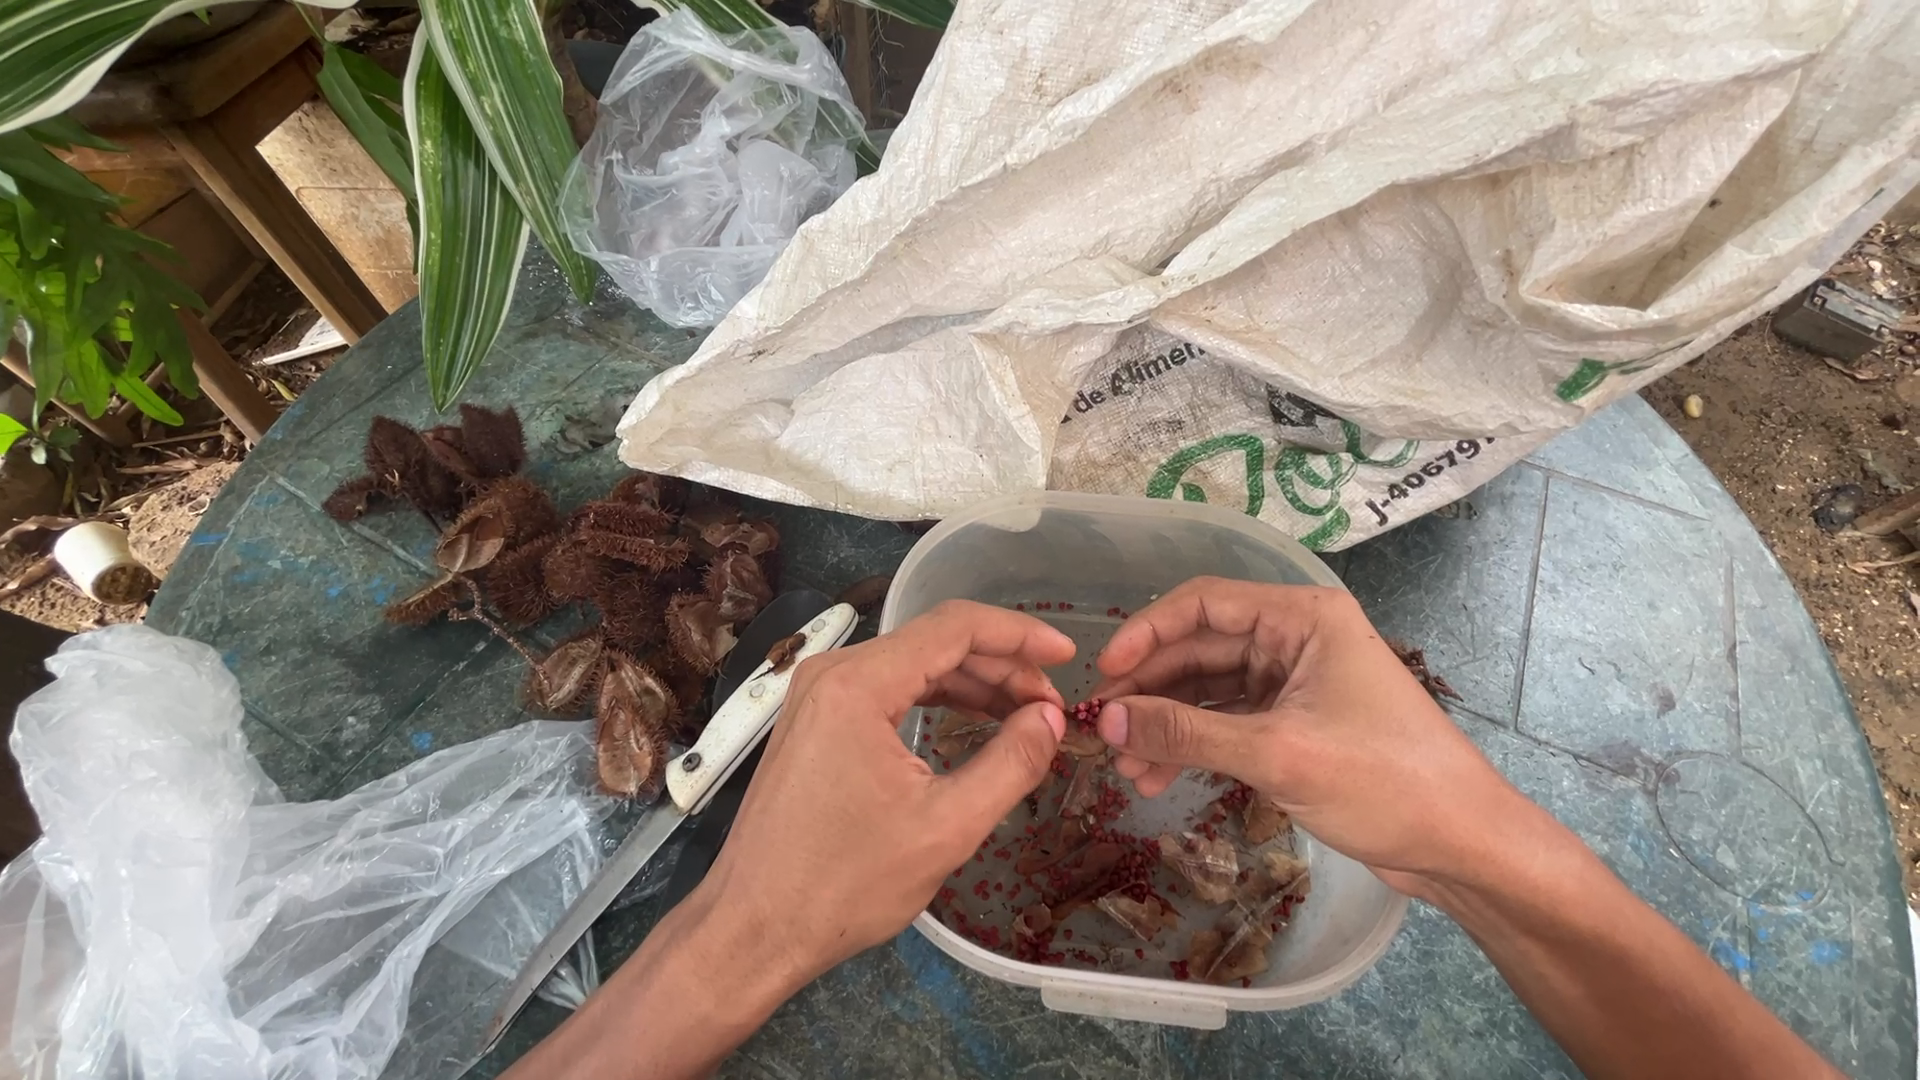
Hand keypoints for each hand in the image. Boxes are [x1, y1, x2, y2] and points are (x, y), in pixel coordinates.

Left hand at [696, 600, 1074, 982]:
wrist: (752, 927)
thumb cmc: (845, 884)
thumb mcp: (945, 827)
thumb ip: (1010, 763)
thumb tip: (1051, 719)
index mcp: (859, 682)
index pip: (955, 627)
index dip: (1019, 634)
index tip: (1068, 655)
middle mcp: (834, 670)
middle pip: (935, 641)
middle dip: (1001, 666)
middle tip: (1052, 705)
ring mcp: (821, 692)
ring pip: (914, 663)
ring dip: (973, 683)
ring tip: (1026, 714)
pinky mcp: (818, 716)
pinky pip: (890, 688)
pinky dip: (938, 698)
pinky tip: (975, 719)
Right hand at [1092, 578, 1529, 893]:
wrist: (1467, 849)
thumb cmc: (1384, 782)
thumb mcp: (1276, 753)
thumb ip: (1184, 733)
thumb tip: (1105, 723)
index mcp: (1300, 618)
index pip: (1202, 604)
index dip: (1145, 633)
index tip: (1104, 674)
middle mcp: (1291, 638)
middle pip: (1197, 649)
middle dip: (1149, 691)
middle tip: (1102, 730)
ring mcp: (1289, 681)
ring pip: (1205, 689)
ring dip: (1164, 724)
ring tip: (1124, 767)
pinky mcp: (1289, 721)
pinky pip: (1223, 721)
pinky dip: (1190, 745)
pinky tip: (1156, 777)